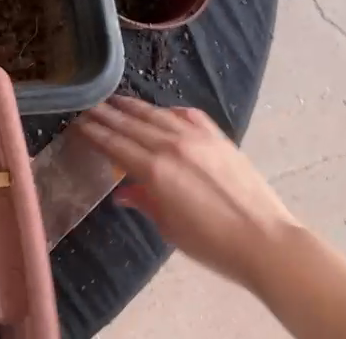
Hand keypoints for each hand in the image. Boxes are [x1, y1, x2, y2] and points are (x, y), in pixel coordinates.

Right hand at [77, 95, 301, 292]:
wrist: (266, 242)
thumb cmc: (213, 245)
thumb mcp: (170, 229)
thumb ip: (144, 202)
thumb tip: (122, 192)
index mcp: (154, 170)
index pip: (115, 144)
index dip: (95, 133)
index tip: (79, 124)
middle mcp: (171, 145)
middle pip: (130, 123)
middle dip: (106, 115)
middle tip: (88, 107)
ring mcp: (196, 136)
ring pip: (155, 113)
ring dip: (132, 106)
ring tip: (115, 101)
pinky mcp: (217, 136)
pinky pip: (187, 114)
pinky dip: (169, 111)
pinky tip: (161, 111)